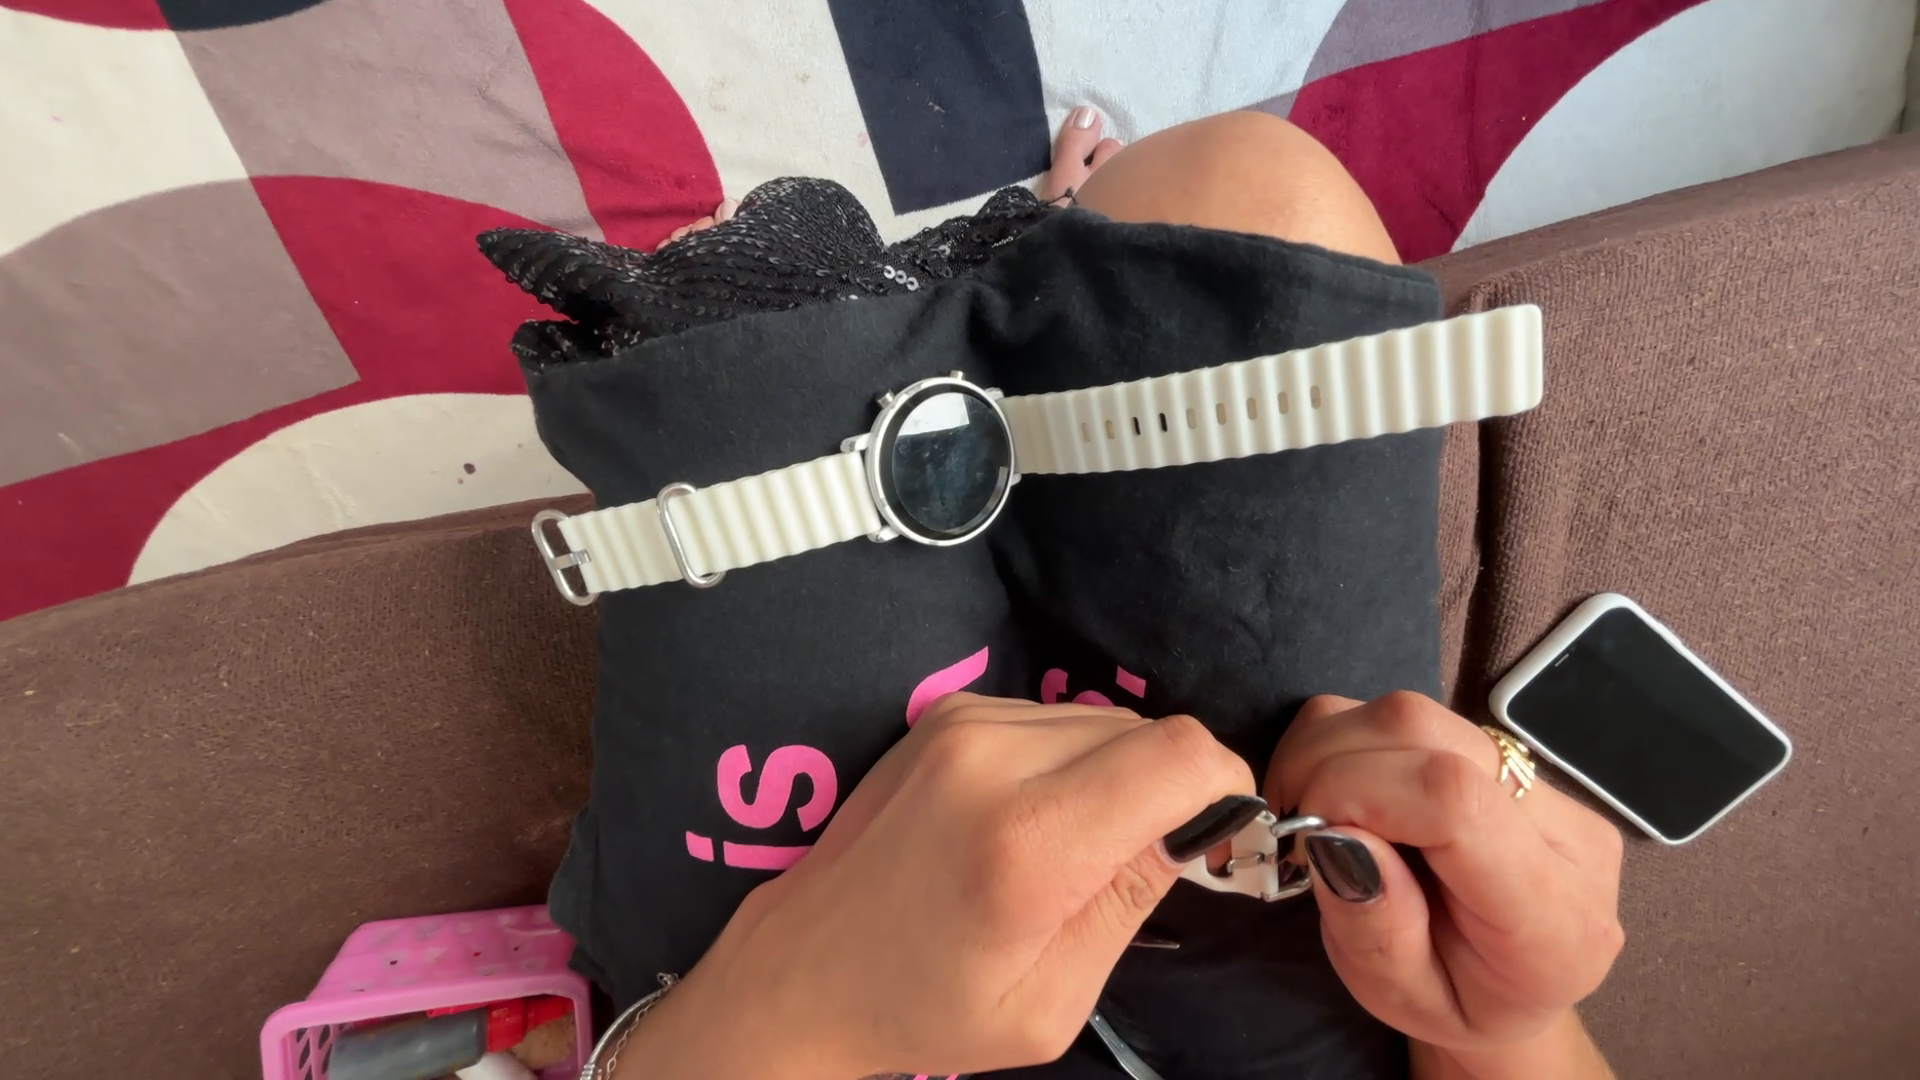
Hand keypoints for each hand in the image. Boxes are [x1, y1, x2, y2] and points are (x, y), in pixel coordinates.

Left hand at [621, 693, 1254, 1079]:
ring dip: (1113, 771)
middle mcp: (995, 755)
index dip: (1224, 785)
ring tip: (1070, 836)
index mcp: (1030, 842)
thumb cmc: (928, 1001)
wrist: (808, 960)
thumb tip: (1196, 819)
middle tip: (1141, 848)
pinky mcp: (950, 708)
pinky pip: (1051, 716)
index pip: (1178, 755)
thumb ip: (1133, 894)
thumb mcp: (1053, 996)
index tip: (1216, 832)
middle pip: (1147, 730)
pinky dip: (1066, 757)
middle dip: (1170, 785)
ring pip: (1102, 718)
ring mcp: (966, 719)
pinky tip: (1027, 807)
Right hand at [1266, 693, 1624, 1055]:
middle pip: (1418, 731)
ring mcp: (1527, 774)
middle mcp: (1555, 823)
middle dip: (1326, 766)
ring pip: (1401, 712)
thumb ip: (1376, 930)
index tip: (1309, 835)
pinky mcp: (1487, 745)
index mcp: (1552, 909)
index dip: (1356, 790)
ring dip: (1326, 749)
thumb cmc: (1451, 997)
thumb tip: (1332, 834)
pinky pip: (1393, 712)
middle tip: (1299, 826)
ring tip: (1314, 808)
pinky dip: (1337, 739)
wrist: (1500, 977)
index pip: (1452, 797)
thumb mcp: (1403, 997)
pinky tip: (1335, 787)